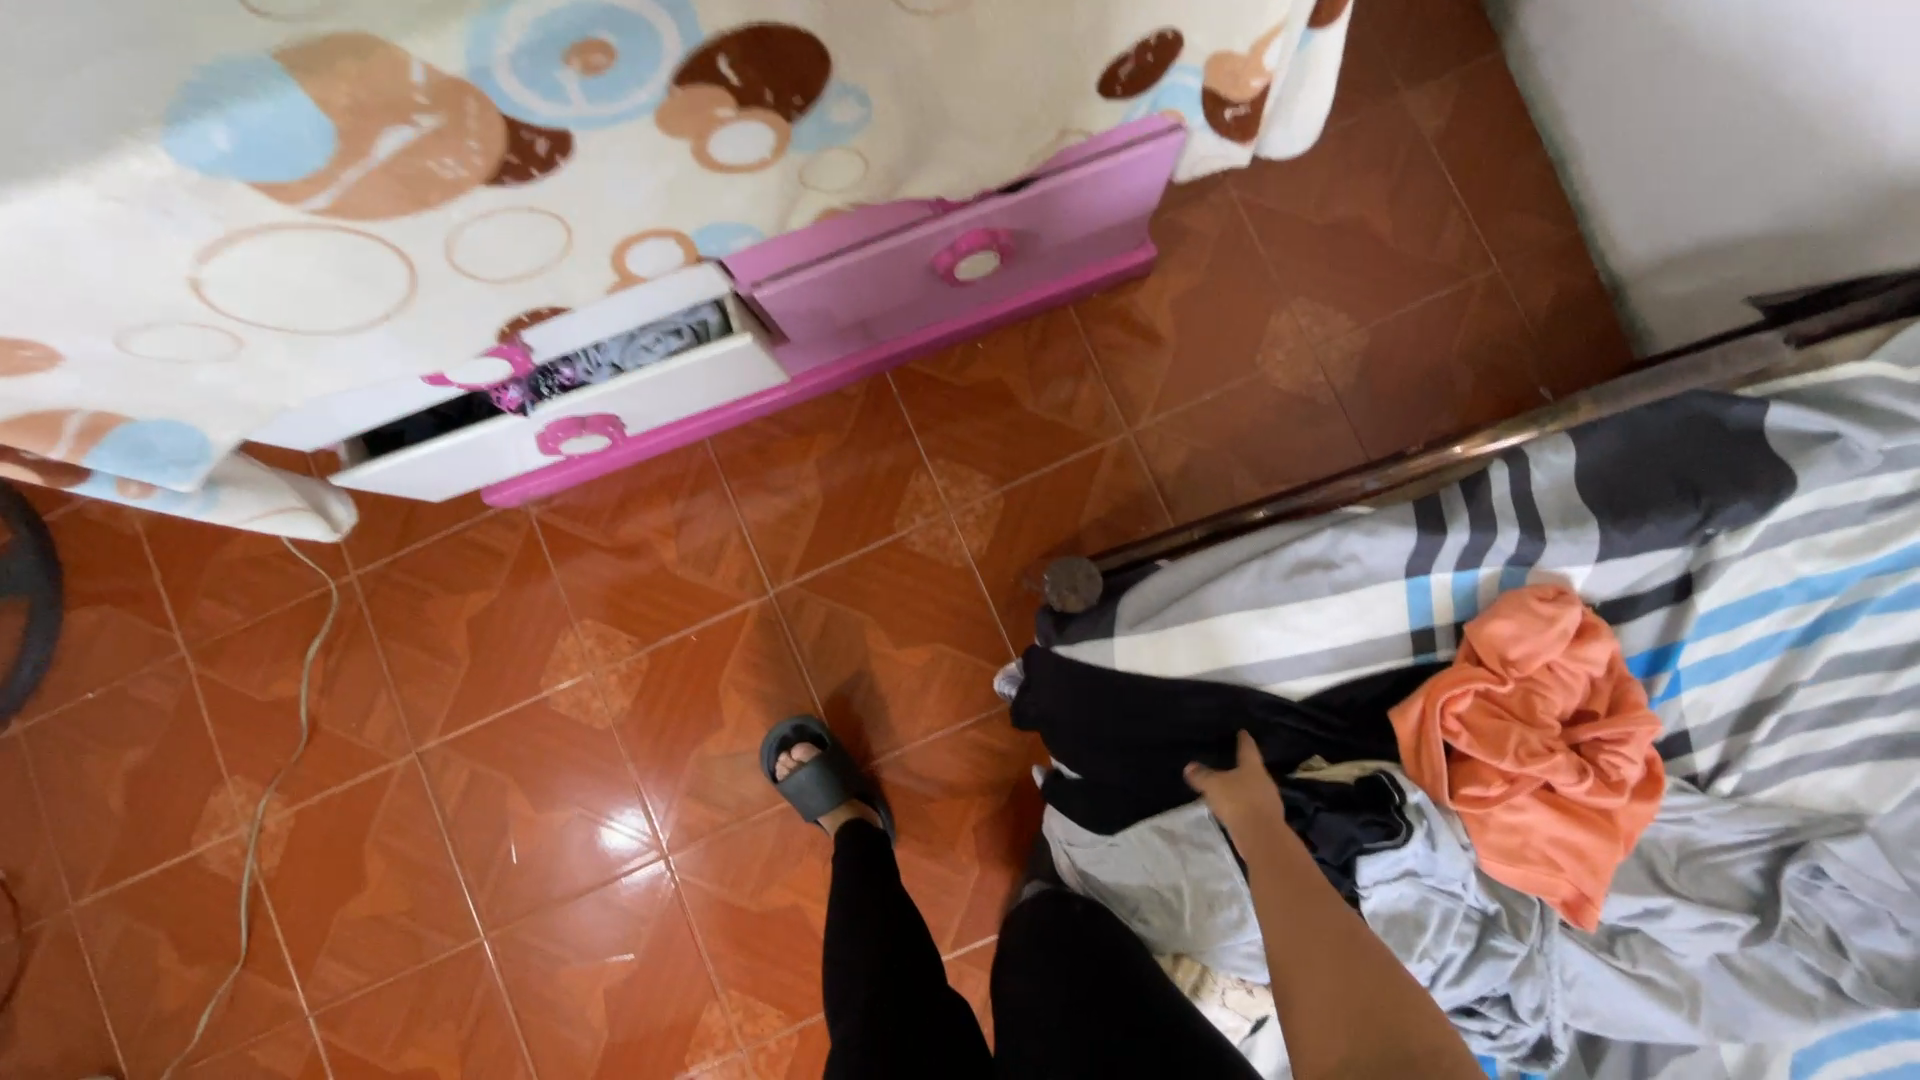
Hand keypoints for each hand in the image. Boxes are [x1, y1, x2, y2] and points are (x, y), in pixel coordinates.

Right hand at [1185, 730, 1286, 840]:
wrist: (1261, 836)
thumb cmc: (1237, 801)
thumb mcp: (1213, 786)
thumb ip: (1201, 776)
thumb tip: (1189, 767)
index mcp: (1253, 767)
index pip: (1248, 748)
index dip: (1244, 739)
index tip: (1243, 732)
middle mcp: (1264, 781)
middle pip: (1254, 769)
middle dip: (1244, 767)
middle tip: (1233, 762)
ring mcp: (1269, 801)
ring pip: (1255, 789)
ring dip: (1244, 788)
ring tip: (1231, 788)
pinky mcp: (1268, 819)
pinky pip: (1253, 806)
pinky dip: (1245, 805)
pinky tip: (1235, 809)